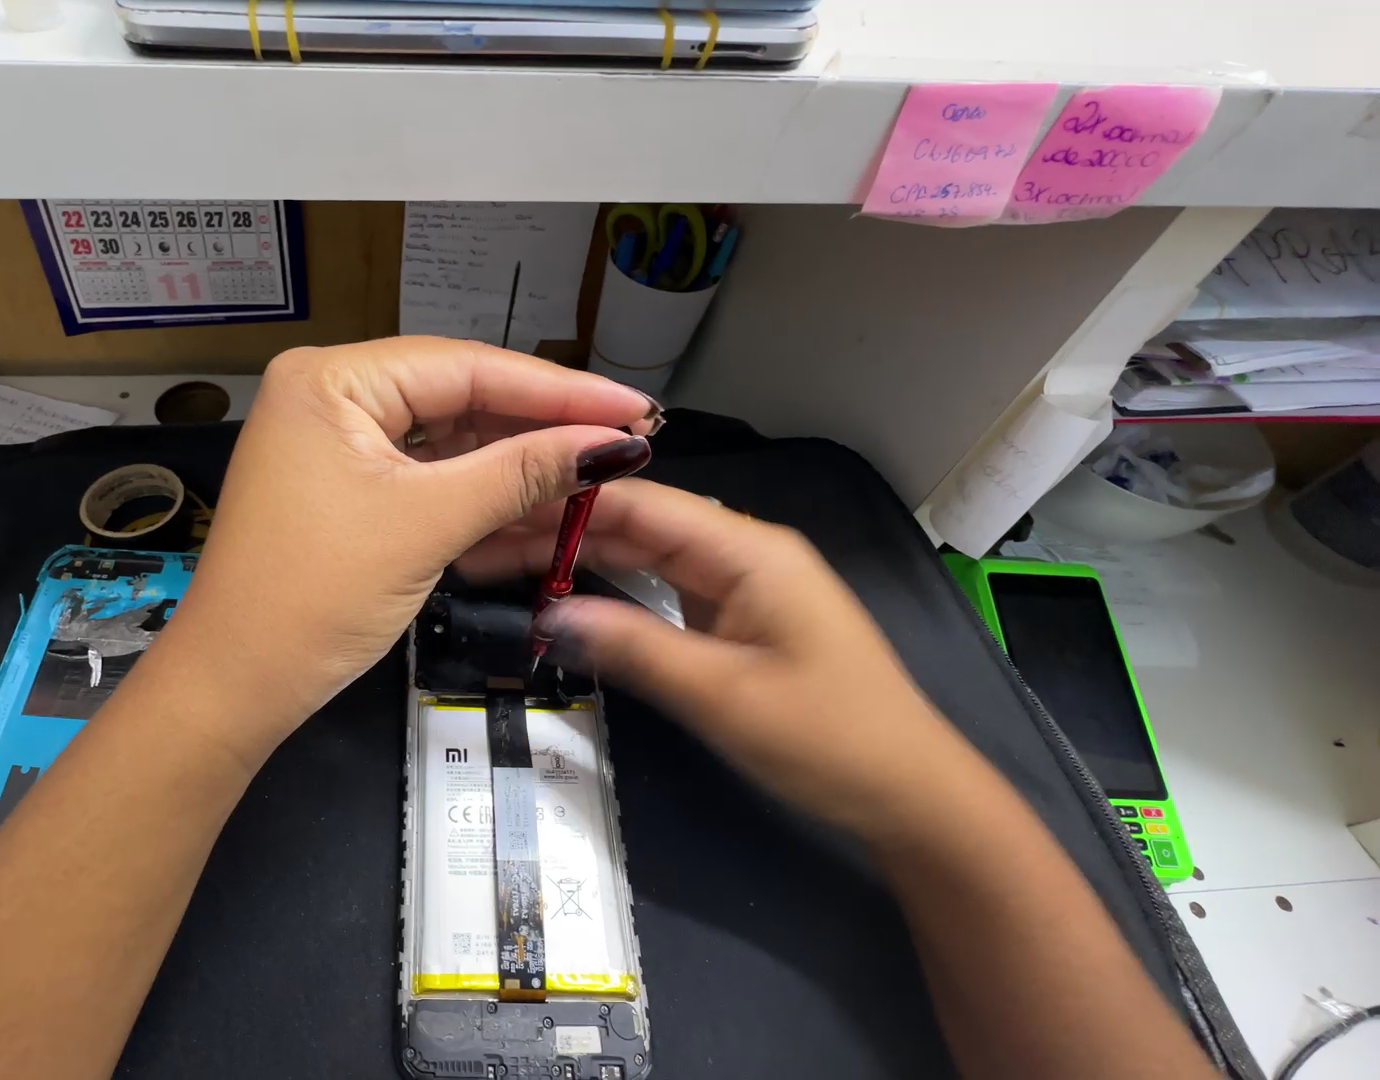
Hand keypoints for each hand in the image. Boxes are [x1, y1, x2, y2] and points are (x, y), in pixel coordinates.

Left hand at [154, 338, 660, 750]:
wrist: (237, 684)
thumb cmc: (317, 596)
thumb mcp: (426, 524)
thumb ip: (521, 474)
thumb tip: (613, 443)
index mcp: (330, 379)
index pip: (465, 366)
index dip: (558, 389)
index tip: (634, 406)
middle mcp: (328, 393)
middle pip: (456, 393)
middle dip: (538, 419)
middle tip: (623, 432)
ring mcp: (333, 439)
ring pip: (444, 433)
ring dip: (512, 453)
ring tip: (592, 459)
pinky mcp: (342, 481)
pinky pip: (423, 468)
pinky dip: (475, 482)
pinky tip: (533, 485)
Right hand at [458, 479, 989, 839]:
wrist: (909, 795)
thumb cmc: (829, 739)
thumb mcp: (723, 696)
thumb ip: (634, 646)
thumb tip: (551, 614)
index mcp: (749, 550)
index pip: (642, 503)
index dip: (567, 499)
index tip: (499, 505)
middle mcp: (741, 551)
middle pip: (637, 521)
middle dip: (562, 526)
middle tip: (485, 540)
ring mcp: (737, 582)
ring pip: (645, 550)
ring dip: (580, 553)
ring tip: (506, 558)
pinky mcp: (733, 613)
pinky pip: (660, 583)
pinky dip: (611, 583)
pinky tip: (565, 585)